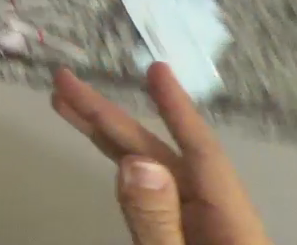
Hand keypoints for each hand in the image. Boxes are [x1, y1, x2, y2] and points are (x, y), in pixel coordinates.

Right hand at [52, 63, 271, 244]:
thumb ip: (157, 222)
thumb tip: (138, 161)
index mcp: (233, 231)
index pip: (202, 156)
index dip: (177, 110)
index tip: (155, 69)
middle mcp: (221, 226)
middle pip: (166, 160)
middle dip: (113, 117)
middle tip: (63, 83)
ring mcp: (204, 237)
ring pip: (155, 174)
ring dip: (109, 136)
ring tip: (64, 104)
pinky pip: (153, 197)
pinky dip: (121, 167)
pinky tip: (104, 154)